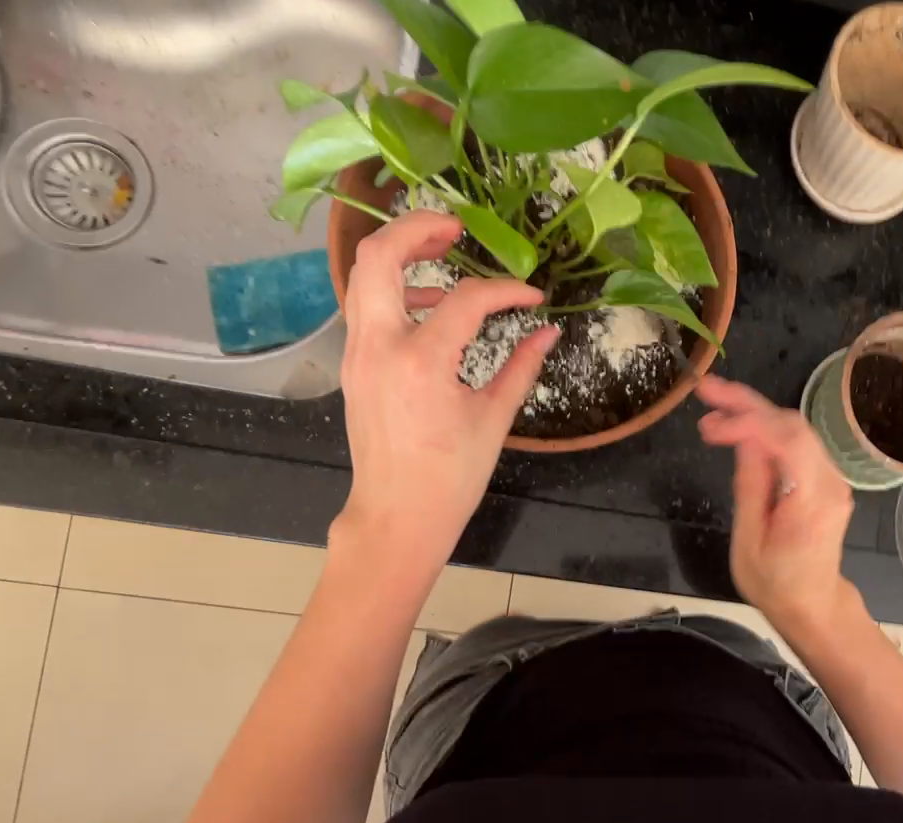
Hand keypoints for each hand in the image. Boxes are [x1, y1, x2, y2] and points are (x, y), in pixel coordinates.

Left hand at [333, 210, 557, 562]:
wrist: (398, 514)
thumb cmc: (451, 476)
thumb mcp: (494, 420)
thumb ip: (521, 368)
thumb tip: (548, 333)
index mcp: (422, 362)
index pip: (466, 299)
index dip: (505, 290)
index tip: (532, 296)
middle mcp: (379, 346)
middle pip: (380, 255)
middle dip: (417, 228)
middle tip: (456, 228)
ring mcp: (358, 354)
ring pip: (363, 276)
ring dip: (400, 256)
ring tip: (442, 260)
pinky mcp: (354, 365)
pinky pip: (365, 307)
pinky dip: (392, 292)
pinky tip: (426, 308)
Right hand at [696, 374, 859, 630]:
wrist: (812, 605)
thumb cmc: (775, 583)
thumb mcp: (749, 542)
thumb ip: (750, 487)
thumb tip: (744, 439)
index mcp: (811, 502)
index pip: (788, 443)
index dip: (749, 422)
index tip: (709, 423)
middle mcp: (831, 483)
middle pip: (794, 425)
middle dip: (748, 403)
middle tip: (706, 392)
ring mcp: (834, 479)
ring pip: (797, 428)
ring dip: (756, 412)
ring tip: (714, 404)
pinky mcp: (826, 479)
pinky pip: (798, 443)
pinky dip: (767, 429)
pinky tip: (739, 425)